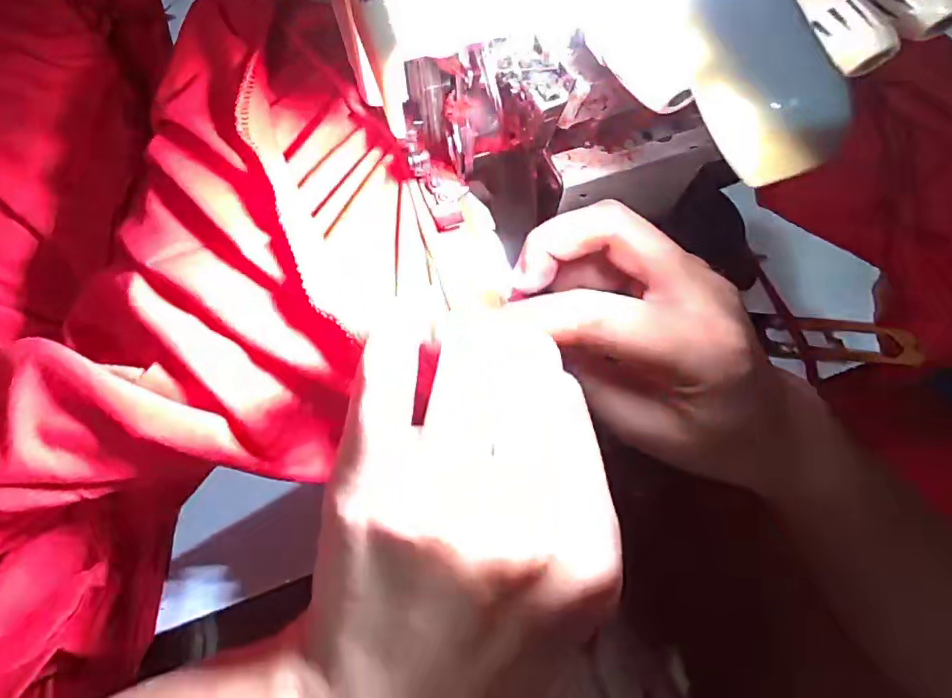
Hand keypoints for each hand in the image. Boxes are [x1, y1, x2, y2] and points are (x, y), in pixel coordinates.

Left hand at [303, 317, 620, 697]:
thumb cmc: (481, 634)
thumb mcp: (567, 584)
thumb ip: (576, 485)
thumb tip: (549, 375)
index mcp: (584, 552)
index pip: (564, 401)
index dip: (537, 365)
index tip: (517, 351)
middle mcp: (518, 525)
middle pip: (517, 375)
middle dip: (500, 342)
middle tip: (481, 333)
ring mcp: (436, 502)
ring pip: (463, 361)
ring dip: (457, 335)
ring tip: (448, 331)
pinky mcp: (367, 485)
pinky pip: (388, 374)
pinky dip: (396, 332)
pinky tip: (404, 316)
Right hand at [498, 200, 832, 496]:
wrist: (775, 424)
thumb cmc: (715, 440)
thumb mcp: (640, 429)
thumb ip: (582, 378)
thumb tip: (526, 340)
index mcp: (692, 341)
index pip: (597, 311)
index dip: (537, 316)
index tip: (495, 328)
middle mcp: (695, 285)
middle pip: (610, 223)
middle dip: (549, 243)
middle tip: (519, 286)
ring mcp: (689, 267)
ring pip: (608, 226)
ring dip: (560, 253)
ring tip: (535, 296)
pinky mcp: (677, 264)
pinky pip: (615, 245)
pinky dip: (577, 262)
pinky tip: (564, 297)